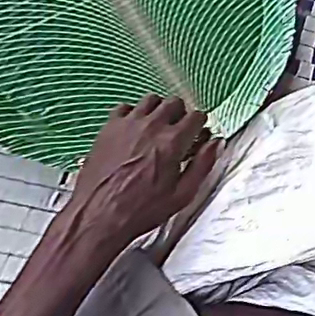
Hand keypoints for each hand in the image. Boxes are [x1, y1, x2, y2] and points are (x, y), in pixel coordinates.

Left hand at [60, 95, 222, 259]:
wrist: (99, 215)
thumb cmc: (140, 209)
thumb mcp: (182, 194)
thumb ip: (203, 165)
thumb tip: (215, 144)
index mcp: (173, 142)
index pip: (196, 116)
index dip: (200, 125)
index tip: (198, 134)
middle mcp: (152, 126)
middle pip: (174, 103)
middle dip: (181, 114)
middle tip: (179, 130)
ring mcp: (128, 124)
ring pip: (151, 100)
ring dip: (159, 110)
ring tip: (157, 127)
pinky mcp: (109, 127)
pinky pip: (125, 107)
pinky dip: (133, 113)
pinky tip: (134, 128)